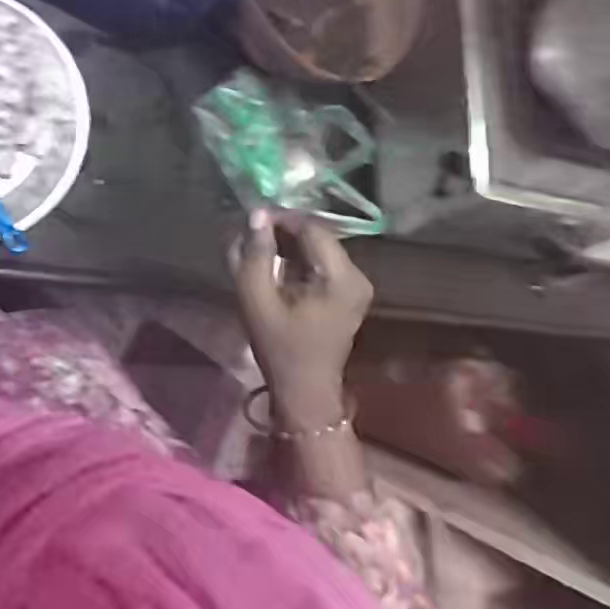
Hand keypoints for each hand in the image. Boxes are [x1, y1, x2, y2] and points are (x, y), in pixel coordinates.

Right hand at [231, 210, 373, 429]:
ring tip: (259, 246)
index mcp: (341, 277)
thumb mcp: (257, 299)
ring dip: (290, 243)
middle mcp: (357, 276)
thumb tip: (258, 215)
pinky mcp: (349, 292)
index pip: (312, 227)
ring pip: (320, 246)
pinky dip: (299, 257)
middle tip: (252, 231)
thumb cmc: (280, 348)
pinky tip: (275, 263)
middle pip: (318, 235)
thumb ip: (255, 254)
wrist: (304, 393)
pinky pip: (322, 261)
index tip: (253, 218)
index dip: (282, 217)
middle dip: (284, 229)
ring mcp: (356, 285)